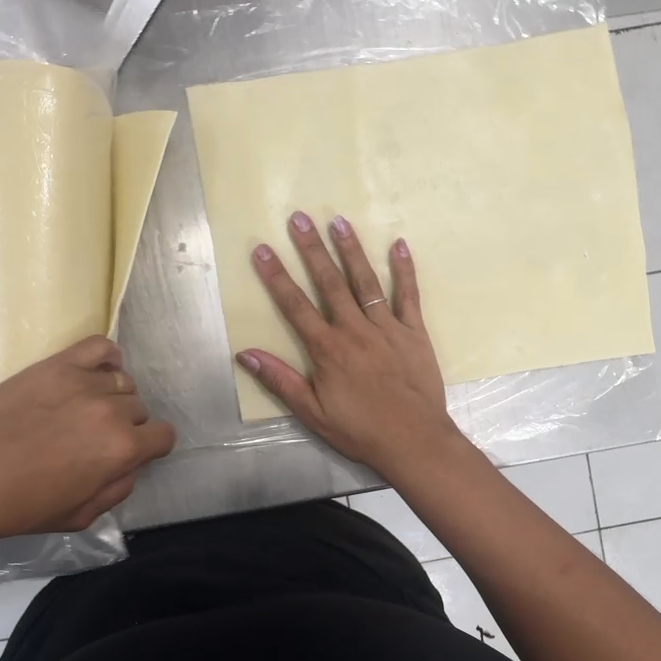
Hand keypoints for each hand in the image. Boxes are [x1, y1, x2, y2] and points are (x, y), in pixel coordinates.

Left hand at [0, 337, 176, 540]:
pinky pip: (99, 347)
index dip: (149, 447)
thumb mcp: (81, 516)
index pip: (163, 435)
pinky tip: (92, 373)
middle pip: (139, 408)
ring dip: (110, 396)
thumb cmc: (21, 506)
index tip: (129, 454)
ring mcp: (83, 382)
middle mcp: (111, 410)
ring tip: (81, 411)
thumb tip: (129, 466)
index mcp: (122, 449)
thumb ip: (118, 489)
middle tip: (92, 440)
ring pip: (121, 381)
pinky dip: (105, 357)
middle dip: (125, 425)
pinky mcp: (56, 365)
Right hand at [237, 211, 464, 474]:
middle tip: (299, 218)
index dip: (276, 276)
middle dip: (311, 249)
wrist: (414, 441)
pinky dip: (404, 270)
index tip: (262, 249)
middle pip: (328, 282)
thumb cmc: (360, 431)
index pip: (295, 306)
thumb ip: (281, 381)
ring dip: (350, 250)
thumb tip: (246, 355)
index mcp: (327, 350)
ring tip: (338, 221)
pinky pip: (408, 295)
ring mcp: (387, 328)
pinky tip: (399, 245)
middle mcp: (354, 330)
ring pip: (365, 281)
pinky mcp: (414, 332)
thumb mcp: (312, 413)